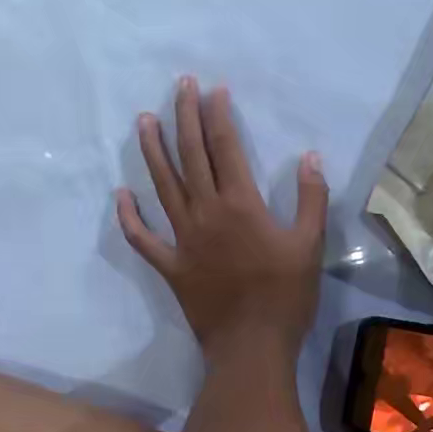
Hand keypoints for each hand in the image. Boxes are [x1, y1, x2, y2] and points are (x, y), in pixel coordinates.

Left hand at [117, 77, 326, 363]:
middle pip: (190, 156)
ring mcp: (183, 239)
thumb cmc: (286, 296)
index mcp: (241, 205)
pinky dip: (130, 217)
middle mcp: (206, 213)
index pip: (225, 147)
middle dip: (184, 117)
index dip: (218, 116)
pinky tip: (122, 196)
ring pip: (162, 186)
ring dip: (153, 151)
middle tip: (179, 86)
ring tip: (145, 120)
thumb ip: (311, 200)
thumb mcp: (310, 246)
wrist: (252, 345)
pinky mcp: (171, 266)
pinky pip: (143, 238)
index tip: (214, 90)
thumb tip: (310, 158)